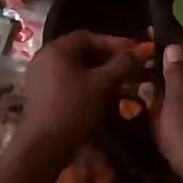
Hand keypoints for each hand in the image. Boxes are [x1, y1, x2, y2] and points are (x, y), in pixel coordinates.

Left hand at [20, 31, 141, 154]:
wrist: (44, 146)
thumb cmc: (75, 108)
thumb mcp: (103, 84)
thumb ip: (123, 64)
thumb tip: (142, 49)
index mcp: (57, 49)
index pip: (89, 37)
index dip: (115, 43)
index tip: (135, 52)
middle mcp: (44, 58)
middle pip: (81, 52)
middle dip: (108, 59)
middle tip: (130, 68)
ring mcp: (40, 77)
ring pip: (75, 68)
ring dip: (99, 73)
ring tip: (120, 83)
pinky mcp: (40, 94)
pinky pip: (67, 82)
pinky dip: (86, 84)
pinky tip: (102, 96)